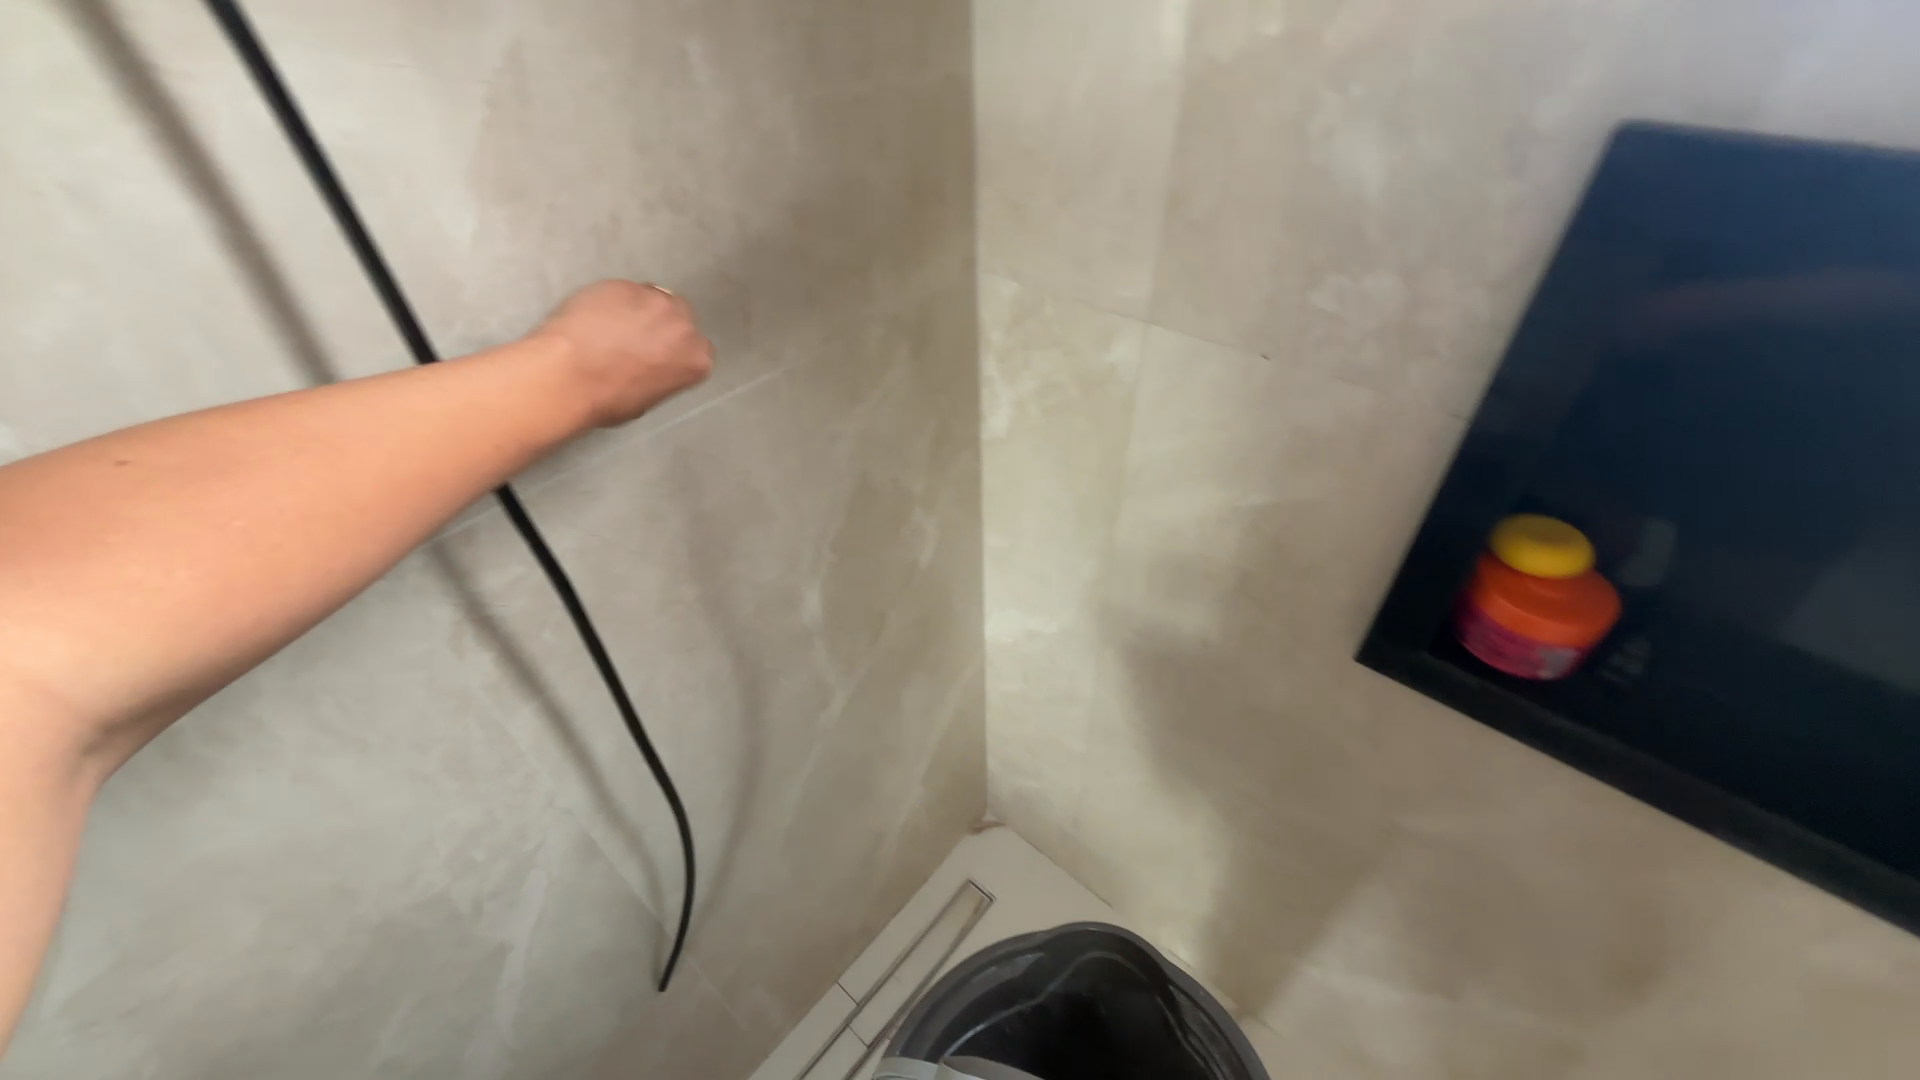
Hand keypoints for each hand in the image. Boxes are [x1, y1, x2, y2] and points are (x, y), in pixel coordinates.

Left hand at [534, 280, 715, 426]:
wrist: (569, 376)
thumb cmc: (609, 399)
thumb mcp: (651, 397)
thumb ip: (665, 372)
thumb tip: (652, 364)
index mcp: (697, 360)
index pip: (696, 348)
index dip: (675, 350)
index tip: (660, 355)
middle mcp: (683, 326)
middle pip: (681, 316)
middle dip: (663, 325)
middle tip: (637, 339)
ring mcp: (654, 301)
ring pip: (654, 298)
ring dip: (640, 310)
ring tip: (614, 326)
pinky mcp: (623, 285)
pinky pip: (624, 291)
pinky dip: (613, 302)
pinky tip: (595, 318)